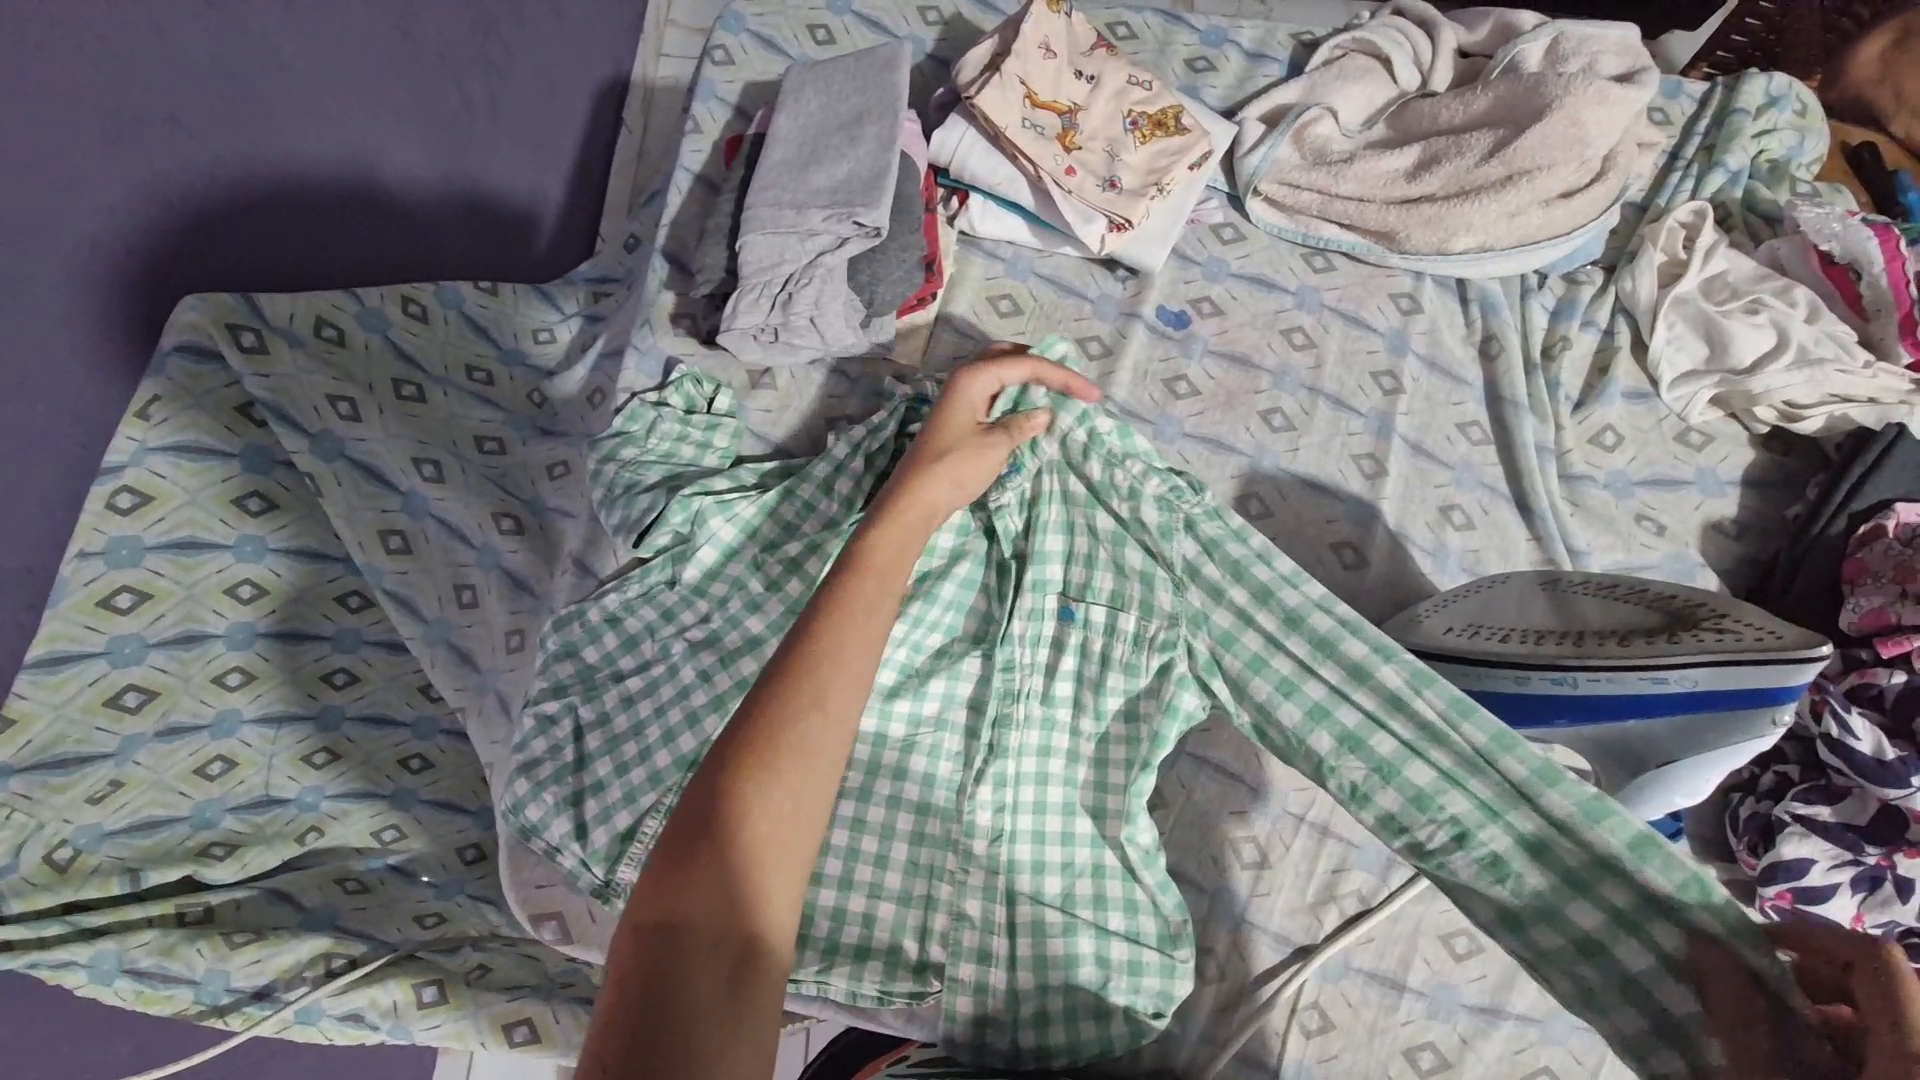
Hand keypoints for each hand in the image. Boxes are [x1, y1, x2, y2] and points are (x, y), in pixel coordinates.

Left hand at [871, 342, 1101, 524]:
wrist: (915, 499)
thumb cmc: (954, 468)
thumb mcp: (995, 445)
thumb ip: (1022, 424)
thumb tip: (1044, 413)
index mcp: (973, 377)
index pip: (1027, 365)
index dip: (1063, 377)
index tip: (1093, 395)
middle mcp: (965, 379)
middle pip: (1010, 358)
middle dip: (1042, 365)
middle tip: (1070, 381)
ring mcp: (960, 398)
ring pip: (1000, 375)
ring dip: (1027, 380)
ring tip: (1056, 391)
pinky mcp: (959, 417)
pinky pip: (993, 395)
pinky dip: (1014, 397)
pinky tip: (1028, 410)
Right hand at [1692, 917, 1919, 1078]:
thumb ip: (1740, 1013)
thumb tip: (1702, 940)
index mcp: (1915, 1050)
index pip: (1875, 957)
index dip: (1811, 937)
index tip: (1752, 943)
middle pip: (1877, 985)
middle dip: (1806, 977)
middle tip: (1753, 991)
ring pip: (1882, 1020)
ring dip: (1819, 1012)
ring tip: (1771, 1033)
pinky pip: (1891, 1051)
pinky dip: (1840, 1044)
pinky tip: (1801, 1064)